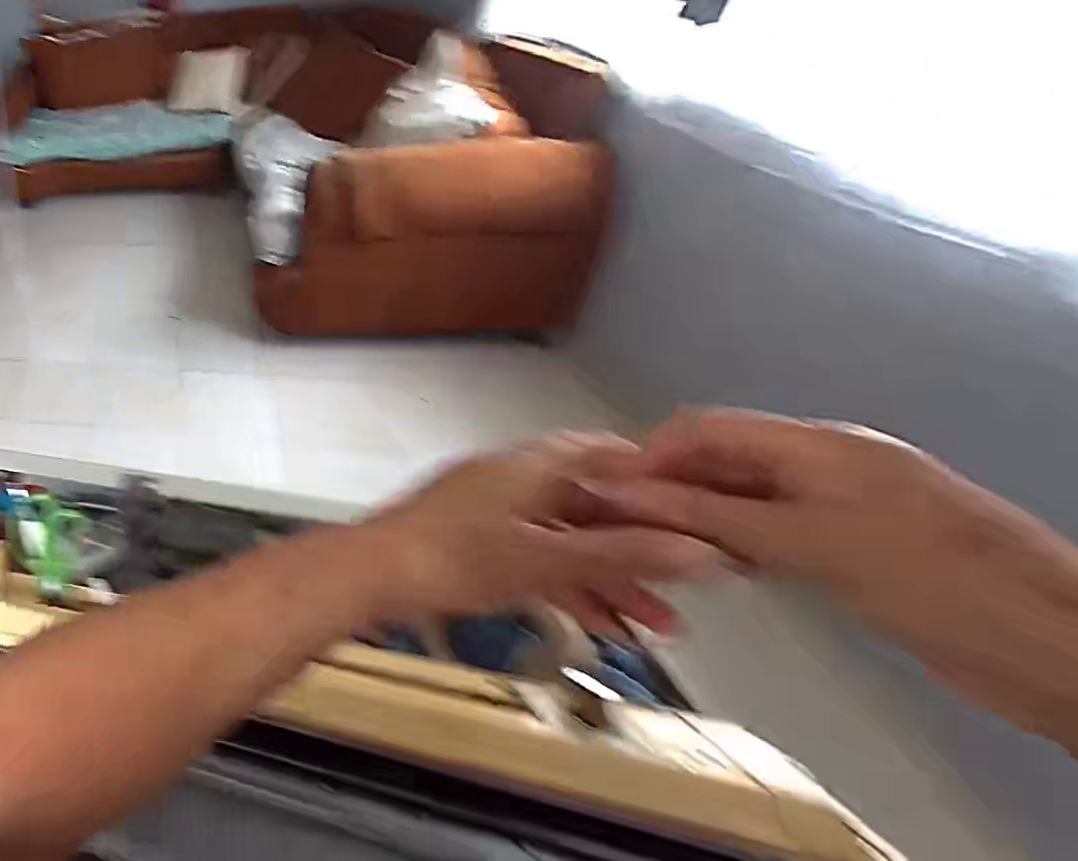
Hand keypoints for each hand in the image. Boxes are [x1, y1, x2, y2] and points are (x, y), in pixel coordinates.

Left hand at [355, 436, 726, 635]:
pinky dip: (561, 583)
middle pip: (581, 503)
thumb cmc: (457, 557)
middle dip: (632, 547)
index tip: (689, 504)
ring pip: (557, 535)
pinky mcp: (466, 538)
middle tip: (683, 590)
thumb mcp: (545, 559)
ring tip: (652, 626)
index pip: (595, 453)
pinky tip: (594, 623)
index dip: (645, 474)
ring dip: (602, 576)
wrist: (374, 572)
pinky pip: (527, 554)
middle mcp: (505, 478)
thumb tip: (703, 551)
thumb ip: (621, 554)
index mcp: (524, 466)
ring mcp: (483, 508)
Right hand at [579, 408, 1077, 752]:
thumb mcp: (803, 545)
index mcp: (818, 444)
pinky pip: (773, 522)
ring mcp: (841, 500)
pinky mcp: (854, 537)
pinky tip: (722, 562)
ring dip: (700, 515)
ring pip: (743, 493)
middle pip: (721, 458)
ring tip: (664, 547)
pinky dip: (737, 537)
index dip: (650, 453)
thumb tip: (619, 492)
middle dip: (669, 486)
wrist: (1072, 656)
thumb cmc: (936, 584)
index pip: (704, 426)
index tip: (611, 490)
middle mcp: (824, 461)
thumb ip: (702, 514)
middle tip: (627, 523)